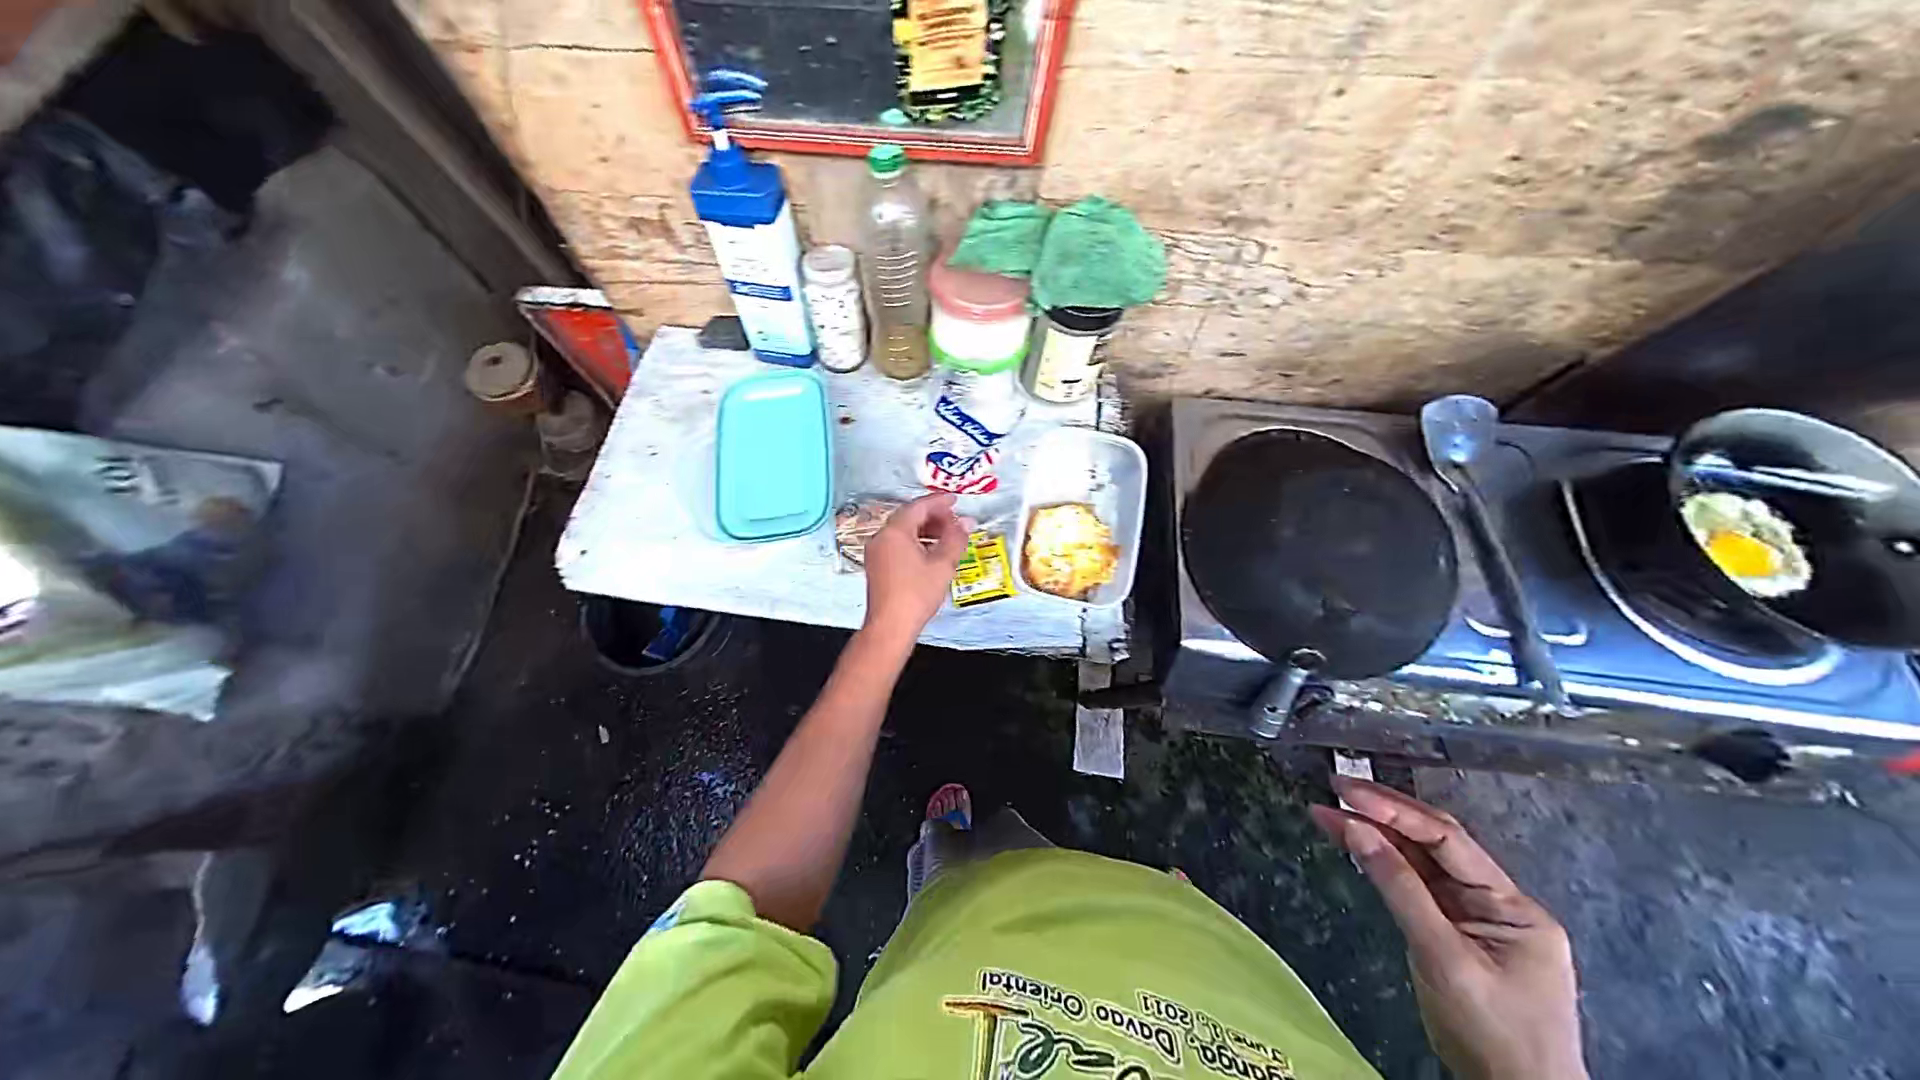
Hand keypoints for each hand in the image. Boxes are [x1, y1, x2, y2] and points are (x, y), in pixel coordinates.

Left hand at [861, 493, 968, 645]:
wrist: (890, 626)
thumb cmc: (915, 594)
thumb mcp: (943, 564)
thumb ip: (956, 538)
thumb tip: (966, 522)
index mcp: (894, 532)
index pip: (918, 506)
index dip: (939, 501)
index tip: (955, 500)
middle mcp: (881, 537)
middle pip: (909, 517)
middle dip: (933, 516)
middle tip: (954, 521)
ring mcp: (876, 552)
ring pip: (903, 531)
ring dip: (925, 530)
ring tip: (947, 537)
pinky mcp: (876, 565)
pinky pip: (897, 544)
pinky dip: (915, 542)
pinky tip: (931, 553)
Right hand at [1311, 777, 1587, 1079]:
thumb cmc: (1492, 1032)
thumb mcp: (1443, 958)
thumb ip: (1400, 889)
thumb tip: (1356, 829)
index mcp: (1512, 905)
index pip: (1447, 840)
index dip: (1395, 809)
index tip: (1347, 790)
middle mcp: (1496, 901)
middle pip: (1434, 843)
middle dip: (1383, 813)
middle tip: (1334, 788)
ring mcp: (1474, 915)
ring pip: (1420, 861)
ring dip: (1375, 835)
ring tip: (1327, 813)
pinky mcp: (1452, 930)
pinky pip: (1414, 885)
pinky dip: (1382, 863)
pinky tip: (1353, 844)